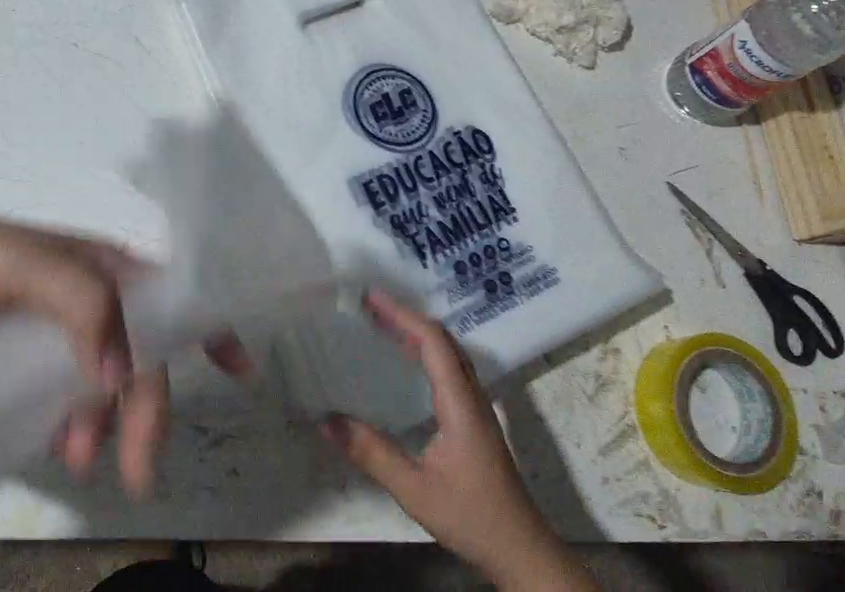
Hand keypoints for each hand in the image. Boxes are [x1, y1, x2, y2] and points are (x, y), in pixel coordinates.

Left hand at [0, 197, 247, 497]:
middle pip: (138, 355)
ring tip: (75, 459)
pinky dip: (70, 419)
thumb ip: (84, 309)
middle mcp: (89, 293)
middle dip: (144, 409)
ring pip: (102, 379)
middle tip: (134, 472)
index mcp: (103, 264)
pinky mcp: (18, 352)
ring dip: (103, 421)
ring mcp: (54, 324)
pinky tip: (56, 445)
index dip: (208, 328)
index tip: (238, 371)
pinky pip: (62, 390)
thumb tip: (122, 376)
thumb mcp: (28, 268)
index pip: (171, 294)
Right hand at [319, 290, 589, 590]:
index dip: (403, 315)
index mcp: (460, 402)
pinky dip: (426, 354)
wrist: (518, 546)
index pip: (433, 342)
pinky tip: (406, 366)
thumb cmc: (469, 515)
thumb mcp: (414, 489)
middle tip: (368, 306)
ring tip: (382, 326)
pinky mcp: (475, 420)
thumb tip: (326, 421)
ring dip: (417, 334)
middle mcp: (472, 395)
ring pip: (449, 355)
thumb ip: (371, 453)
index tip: (371, 298)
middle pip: (443, 341)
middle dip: (406, 317)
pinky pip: (450, 371)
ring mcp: (477, 407)